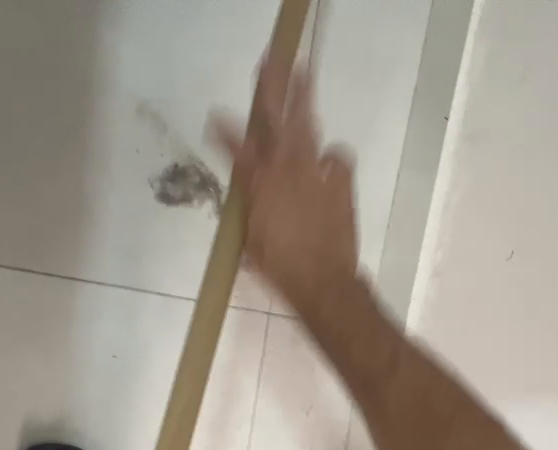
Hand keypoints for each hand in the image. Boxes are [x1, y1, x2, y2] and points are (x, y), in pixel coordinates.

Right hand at [210, 49, 360, 316]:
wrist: (323, 283)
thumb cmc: (281, 271)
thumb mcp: (253, 243)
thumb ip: (250, 211)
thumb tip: (250, 199)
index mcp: (258, 186)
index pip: (236, 148)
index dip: (225, 131)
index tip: (215, 117)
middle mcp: (285, 171)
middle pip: (275, 120)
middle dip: (271, 87)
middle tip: (271, 59)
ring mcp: (316, 173)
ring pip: (307, 126)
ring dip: (303, 98)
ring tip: (302, 72)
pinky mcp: (341, 183)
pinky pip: (337, 159)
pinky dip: (331, 158)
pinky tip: (328, 162)